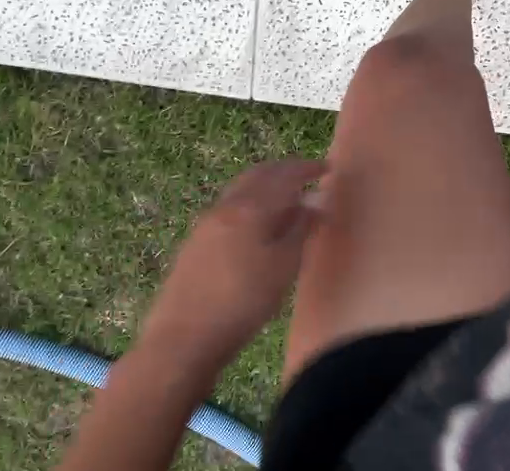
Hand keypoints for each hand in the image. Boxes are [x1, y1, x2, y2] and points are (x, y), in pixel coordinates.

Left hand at [137, 160, 325, 375]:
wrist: (182, 342)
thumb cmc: (243, 302)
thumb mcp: (285, 266)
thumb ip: (301, 229)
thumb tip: (314, 204)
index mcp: (251, 208)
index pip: (284, 175)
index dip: (307, 168)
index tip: (327, 169)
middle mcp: (226, 207)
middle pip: (258, 175)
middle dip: (284, 170)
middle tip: (306, 176)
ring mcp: (205, 225)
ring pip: (240, 191)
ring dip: (265, 186)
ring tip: (285, 201)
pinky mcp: (194, 244)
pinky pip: (229, 209)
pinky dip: (250, 203)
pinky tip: (257, 226)